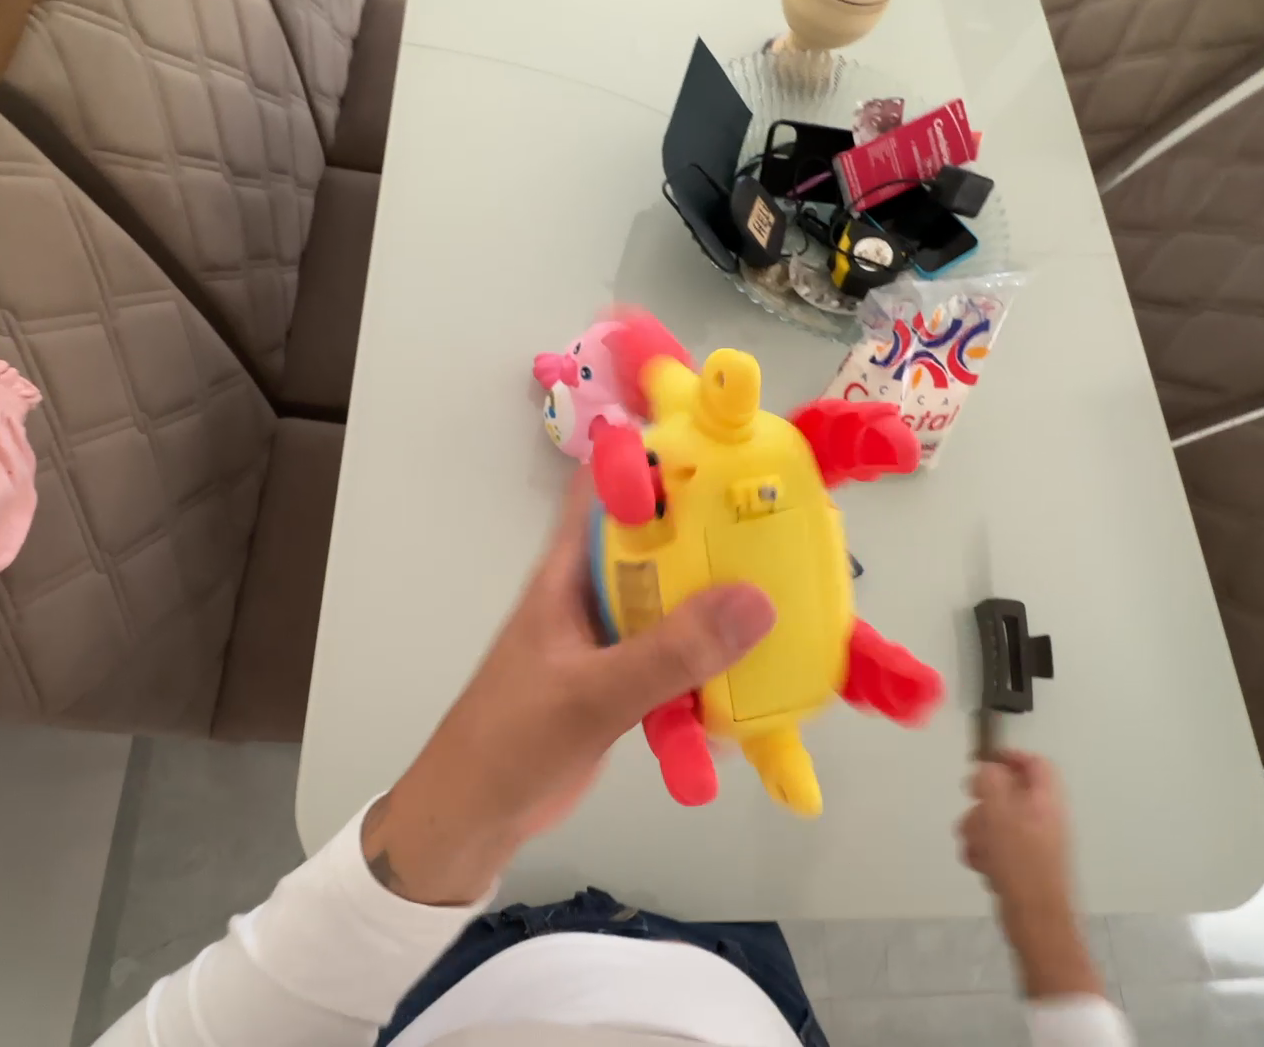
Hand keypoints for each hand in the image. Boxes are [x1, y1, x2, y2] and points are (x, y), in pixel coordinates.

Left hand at [361, 471, 775, 905]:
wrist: (476, 814)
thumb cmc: (513, 739)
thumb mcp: (592, 694)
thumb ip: (670, 653)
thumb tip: (756, 600)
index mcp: (568, 571)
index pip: (603, 489)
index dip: (653, 457)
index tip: (723, 449)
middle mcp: (590, 592)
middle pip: (655, 544)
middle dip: (710, 533)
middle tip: (784, 528)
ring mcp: (608, 638)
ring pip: (671, 602)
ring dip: (717, 604)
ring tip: (788, 597)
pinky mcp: (622, 680)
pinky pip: (674, 658)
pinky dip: (708, 665)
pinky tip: (752, 682)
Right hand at [960, 750, 1072, 913]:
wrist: (1036, 920)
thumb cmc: (1020, 862)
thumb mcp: (1000, 813)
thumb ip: (991, 782)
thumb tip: (988, 766)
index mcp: (1046, 802)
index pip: (1035, 764)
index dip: (1009, 757)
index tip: (982, 762)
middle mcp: (1043, 818)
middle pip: (1008, 792)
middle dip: (982, 801)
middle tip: (972, 807)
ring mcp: (1034, 842)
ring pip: (995, 819)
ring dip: (978, 829)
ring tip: (976, 847)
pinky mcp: (1022, 863)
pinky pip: (995, 845)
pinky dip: (983, 851)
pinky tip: (982, 864)